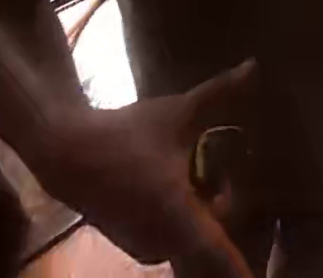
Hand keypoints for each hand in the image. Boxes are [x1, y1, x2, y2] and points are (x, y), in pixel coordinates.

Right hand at [33, 59, 258, 277]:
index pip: (217, 253)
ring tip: (212, 169)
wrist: (69, 154)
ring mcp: (147, 247)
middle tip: (227, 172)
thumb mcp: (178, 111)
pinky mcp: (136, 244)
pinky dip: (190, 214)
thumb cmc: (129, 132)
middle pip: (212, 238)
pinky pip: (177, 238)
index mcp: (177, 211)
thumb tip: (254, 65)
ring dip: (206, 208)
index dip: (238, 272)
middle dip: (225, 207)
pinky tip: (189, 179)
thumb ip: (220, 91)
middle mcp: (162, 240)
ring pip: (194, 237)